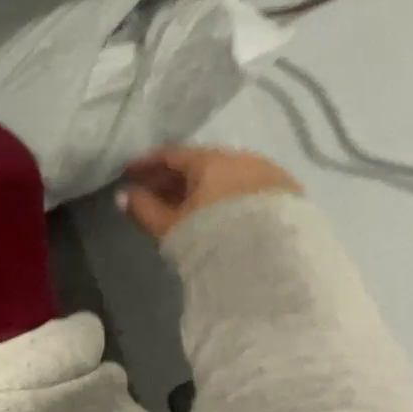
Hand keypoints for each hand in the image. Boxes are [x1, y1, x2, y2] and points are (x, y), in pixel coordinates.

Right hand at [117, 146, 302, 242]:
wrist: (271, 257)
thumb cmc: (209, 235)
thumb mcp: (165, 224)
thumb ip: (142, 206)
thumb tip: (123, 195)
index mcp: (212, 162)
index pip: (173, 154)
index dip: (147, 162)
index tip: (128, 172)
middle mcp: (243, 159)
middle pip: (201, 160)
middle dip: (173, 173)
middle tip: (152, 187)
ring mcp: (270, 172)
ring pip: (227, 170)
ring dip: (201, 182)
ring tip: (182, 200)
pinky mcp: (288, 190)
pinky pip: (246, 182)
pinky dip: (224, 189)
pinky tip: (213, 205)